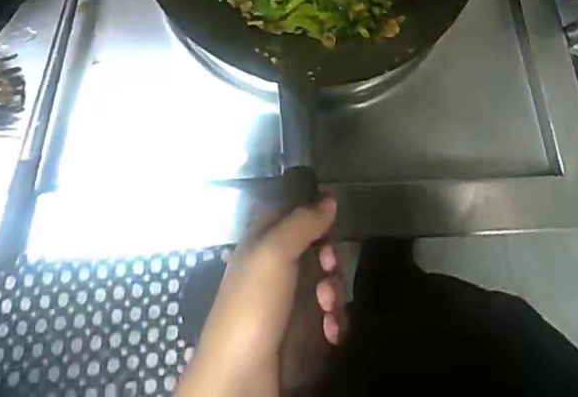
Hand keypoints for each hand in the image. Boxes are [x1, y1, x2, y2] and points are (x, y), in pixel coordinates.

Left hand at [178, 196, 346, 396]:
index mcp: (261, 245)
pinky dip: (336, 324)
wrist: (241, 379)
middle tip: (329, 269)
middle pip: (313, 252)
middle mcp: (274, 271)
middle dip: (330, 259)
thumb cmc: (253, 304)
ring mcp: (288, 306)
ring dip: (335, 294)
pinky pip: (329, 322)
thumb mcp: (274, 251)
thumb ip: (301, 222)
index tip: (328, 223)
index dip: (310, 216)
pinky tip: (332, 333)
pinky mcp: (302, 340)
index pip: (289, 217)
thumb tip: (328, 198)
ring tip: (328, 309)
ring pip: (325, 286)